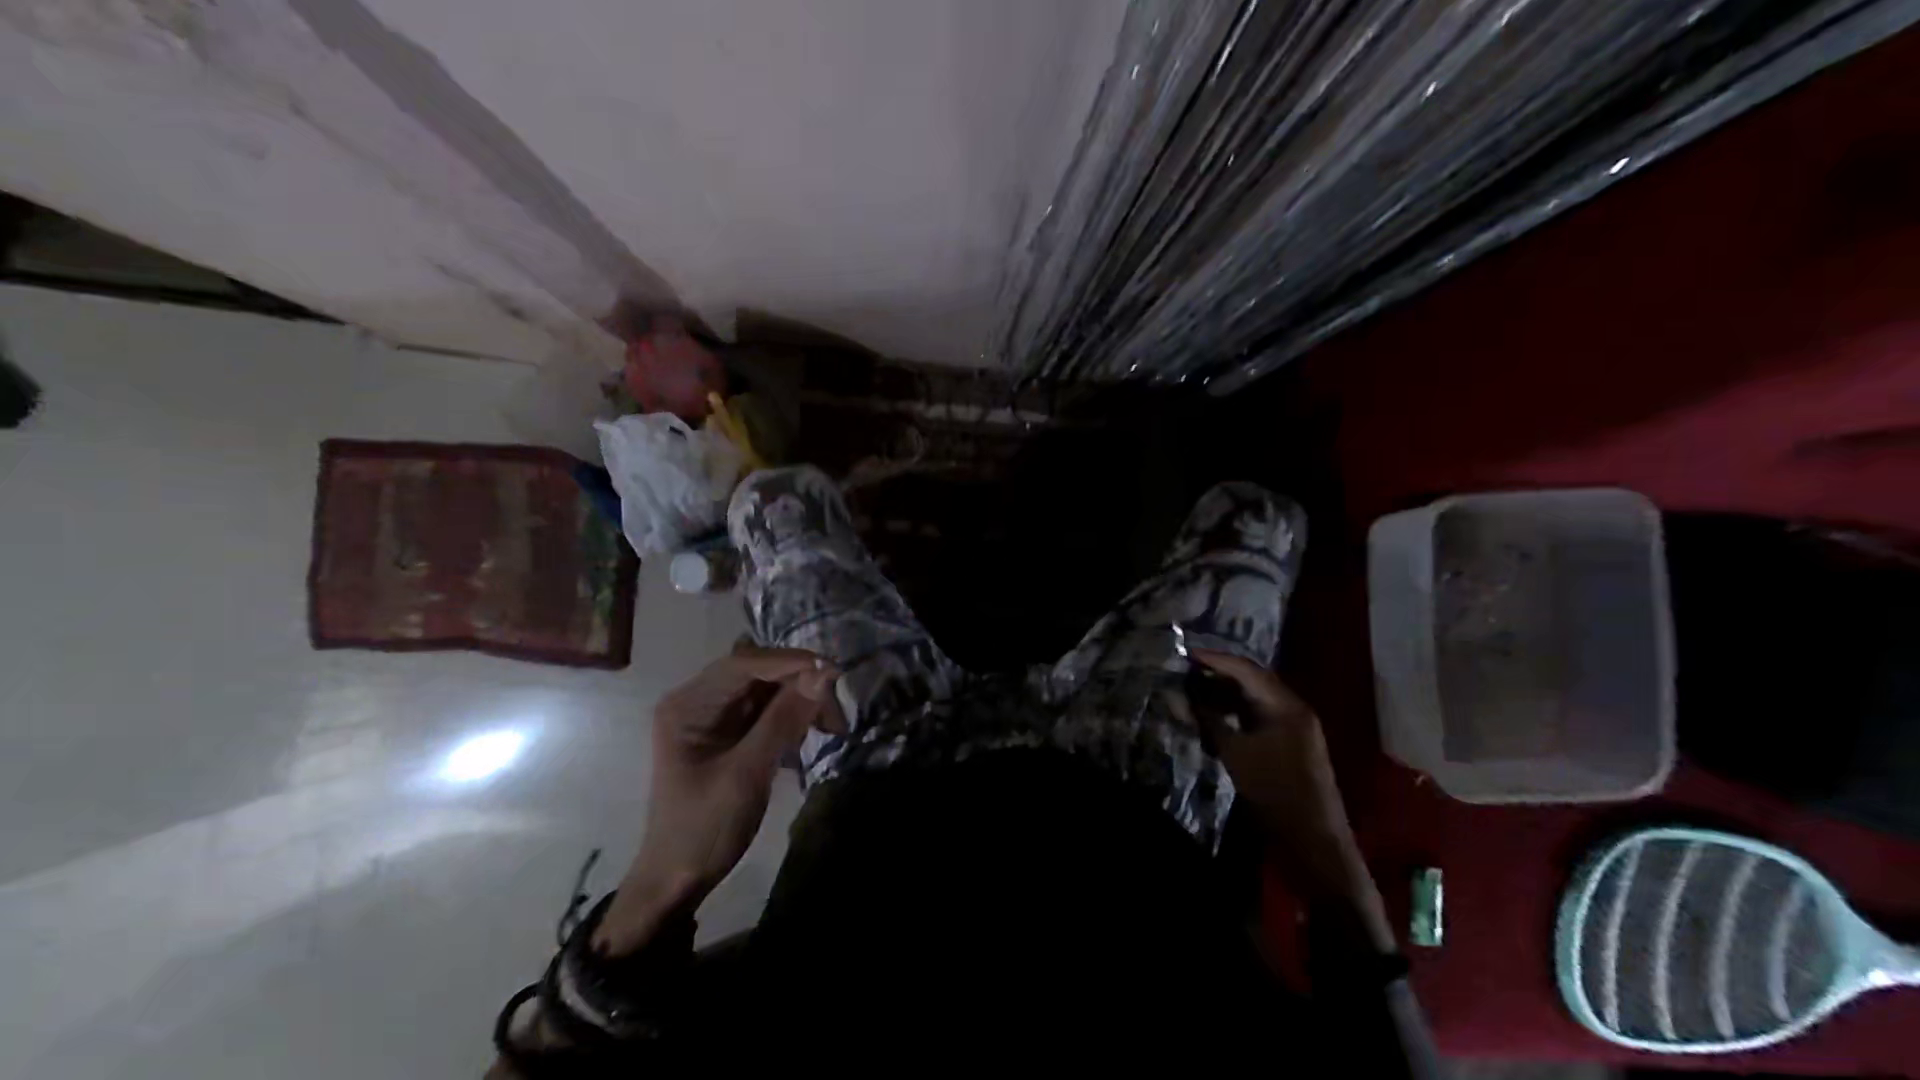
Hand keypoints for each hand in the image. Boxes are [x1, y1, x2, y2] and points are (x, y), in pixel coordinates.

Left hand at [595, 645, 839, 952]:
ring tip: (831, 727)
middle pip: (759, 672)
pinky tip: (812, 734)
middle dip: (800, 684)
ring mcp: (716, 716)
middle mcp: (700, 700)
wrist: (677, 881)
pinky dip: (794, 717)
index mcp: (689, 704)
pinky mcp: (731, 733)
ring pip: (769, 689)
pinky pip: (769, 710)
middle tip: (835, 712)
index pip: (744, 663)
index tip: (834, 672)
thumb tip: (823, 674)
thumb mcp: (746, 775)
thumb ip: (783, 720)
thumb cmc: (704, 829)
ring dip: (802, 701)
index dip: (790, 662)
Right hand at [1190, 649, 1395, 953]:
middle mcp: (1293, 709)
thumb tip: (1180, 696)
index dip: (1215, 660)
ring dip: (1224, 695)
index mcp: (1286, 706)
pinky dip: (1234, 714)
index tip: (1185, 654)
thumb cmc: (1275, 792)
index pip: (1246, 670)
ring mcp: (1293, 727)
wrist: (1314, 840)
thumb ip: (1208, 721)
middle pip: (1252, 681)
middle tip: (1185, 671)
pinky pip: (1257, 718)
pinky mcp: (1288, 744)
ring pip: (1253, 700)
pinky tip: (1211, 719)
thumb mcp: (1235, 754)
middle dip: (1218, 674)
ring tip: (1192, 692)